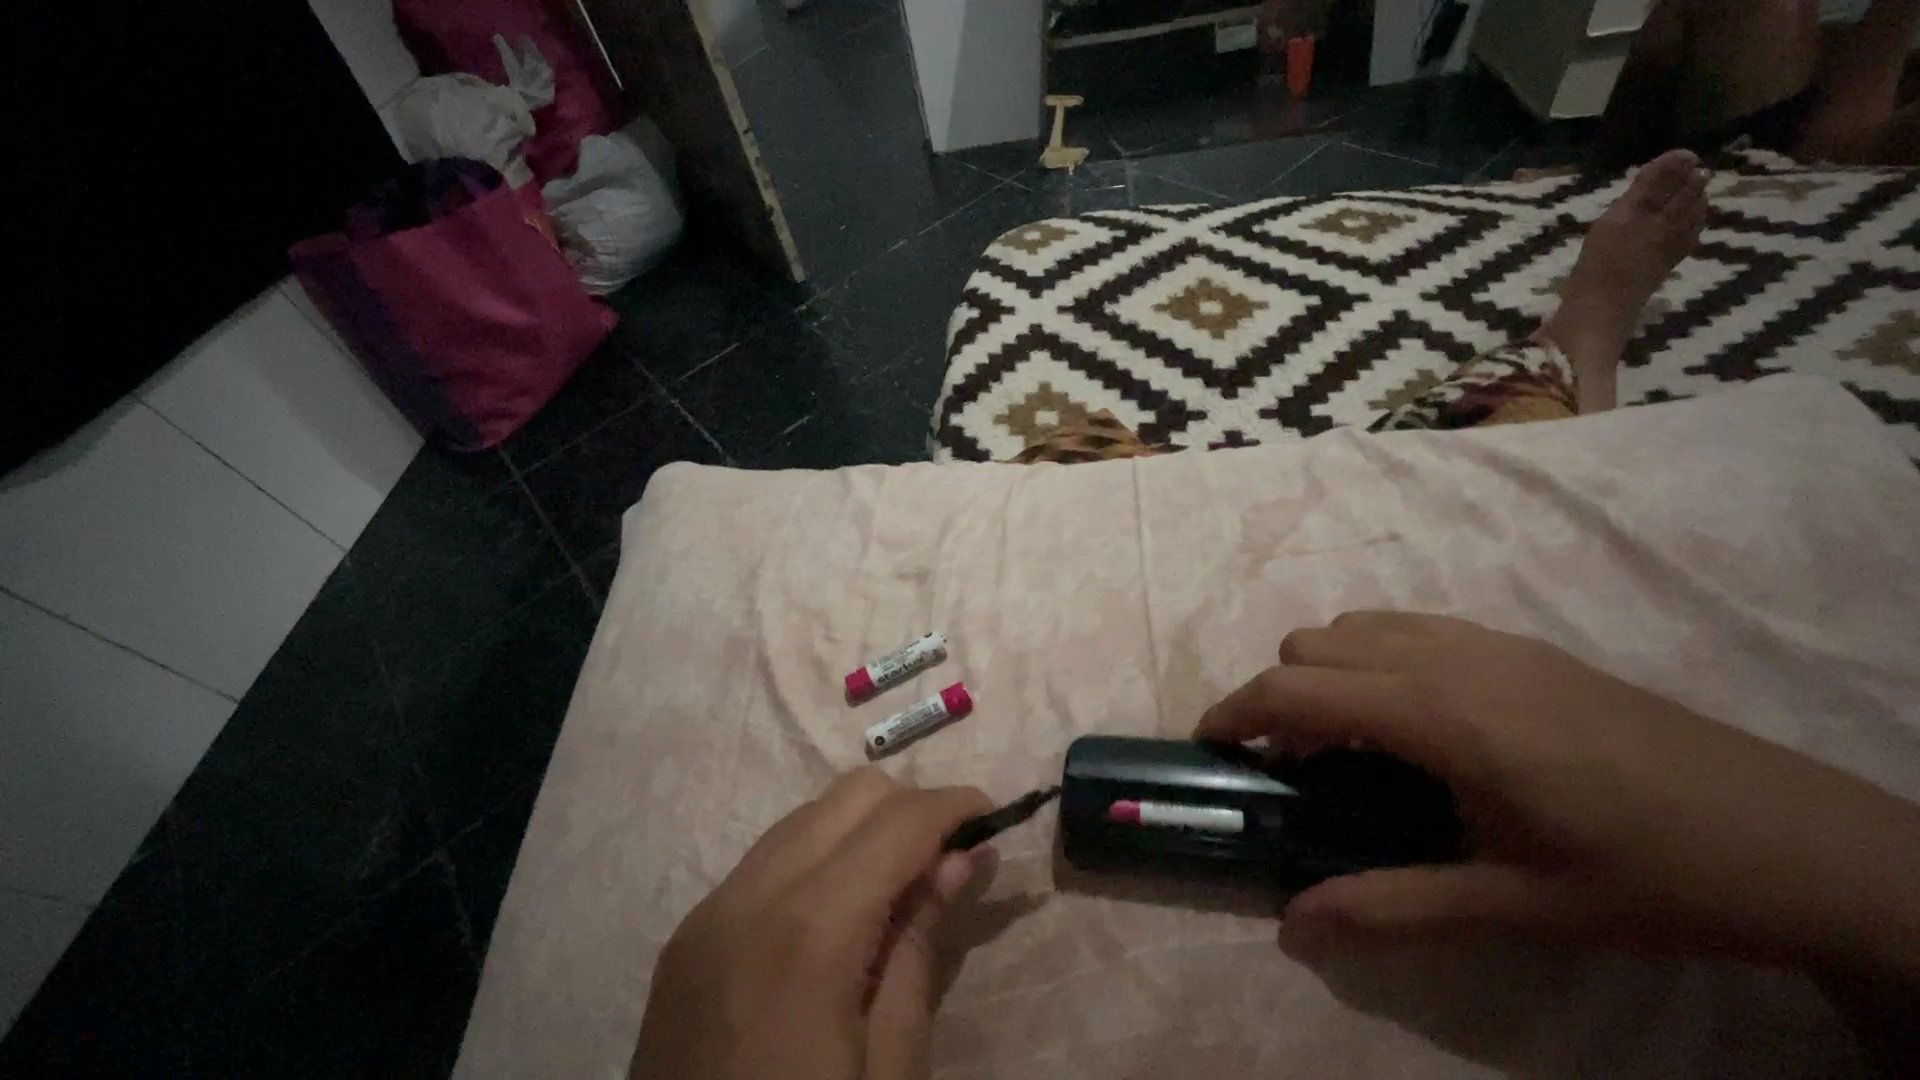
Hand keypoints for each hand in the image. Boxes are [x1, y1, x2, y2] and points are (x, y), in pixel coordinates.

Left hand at [630, 768, 990, 1079]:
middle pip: (849, 795)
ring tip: (897, 885)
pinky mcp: (688, 933)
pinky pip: (766, 857)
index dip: (954, 807)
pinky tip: (837, 910)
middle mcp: (751, 896)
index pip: (898, 824)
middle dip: (910, 808)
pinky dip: (817, 855)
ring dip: (863, 828)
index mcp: (809, 933)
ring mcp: (710, 910)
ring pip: (806, 815)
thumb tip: (958, 859)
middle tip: (949, 859)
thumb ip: (919, 948)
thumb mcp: (890, 1068)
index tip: (994, 815)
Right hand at [1195, 612, 1919, 984]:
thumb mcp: (1509, 904)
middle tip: (1293, 765)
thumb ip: (1388, 907)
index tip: (1207, 743)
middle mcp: (1448, 657)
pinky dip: (1373, 657)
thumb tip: (1291, 928)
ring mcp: (1487, 641)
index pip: (1295, 688)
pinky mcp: (1519, 644)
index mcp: (1438, 714)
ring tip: (1351, 743)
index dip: (1235, 709)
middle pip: (1312, 643)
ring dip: (1326, 672)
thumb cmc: (1642, 876)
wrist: (1793, 838)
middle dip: (1279, 695)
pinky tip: (1414, 722)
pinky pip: (1406, 626)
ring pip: (1356, 625)